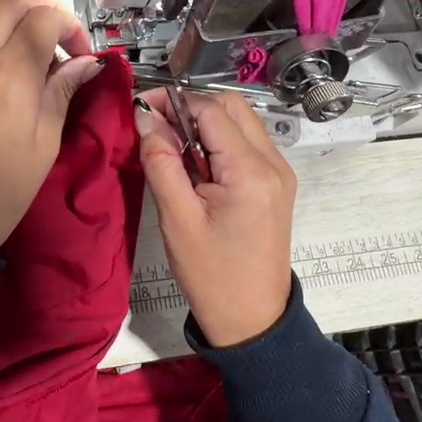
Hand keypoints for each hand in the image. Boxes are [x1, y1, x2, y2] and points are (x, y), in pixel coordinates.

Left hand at [0, 0, 101, 251]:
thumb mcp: (44, 145)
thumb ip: (61, 93)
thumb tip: (85, 63)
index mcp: (8, 76)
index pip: (42, 17)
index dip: (71, 25)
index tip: (84, 56)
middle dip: (43, 4)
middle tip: (65, 36)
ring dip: (22, 24)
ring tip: (46, 63)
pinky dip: (4, 45)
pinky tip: (20, 80)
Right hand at [136, 89, 297, 347]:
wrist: (252, 320)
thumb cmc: (211, 275)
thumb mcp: (177, 219)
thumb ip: (161, 162)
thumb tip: (145, 117)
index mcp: (251, 172)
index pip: (211, 110)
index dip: (174, 101)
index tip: (142, 108)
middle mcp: (273, 163)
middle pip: (231, 106)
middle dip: (191, 107)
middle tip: (158, 129)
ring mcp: (279, 171)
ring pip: (240, 120)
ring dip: (205, 122)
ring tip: (174, 149)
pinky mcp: (276, 182)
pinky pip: (246, 142)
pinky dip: (219, 140)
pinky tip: (196, 164)